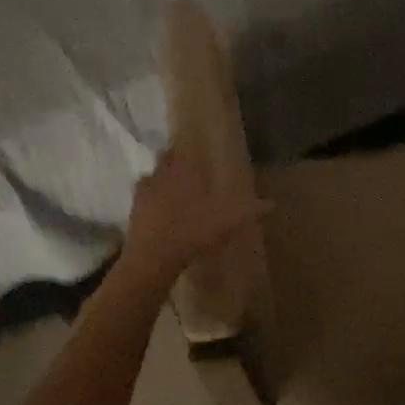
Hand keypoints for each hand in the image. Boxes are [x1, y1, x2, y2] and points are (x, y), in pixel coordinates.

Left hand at [121, 148, 270, 281]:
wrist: (153, 257)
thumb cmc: (192, 232)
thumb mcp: (226, 223)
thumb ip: (248, 211)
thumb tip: (272, 203)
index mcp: (183, 171)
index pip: (182, 149)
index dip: (187, 148)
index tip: (193, 149)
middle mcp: (161, 175)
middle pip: (165, 160)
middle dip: (174, 161)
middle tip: (185, 169)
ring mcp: (142, 193)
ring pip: (151, 178)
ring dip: (160, 180)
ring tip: (171, 190)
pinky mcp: (133, 211)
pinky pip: (142, 199)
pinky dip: (149, 201)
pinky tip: (157, 211)